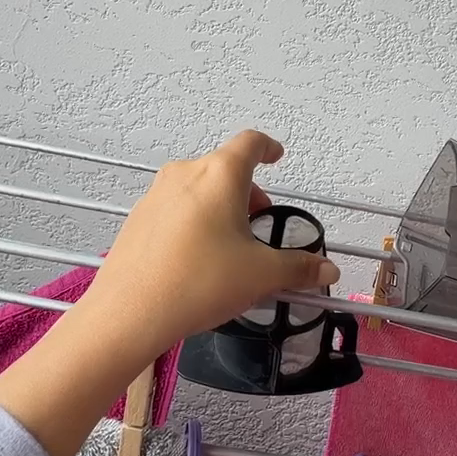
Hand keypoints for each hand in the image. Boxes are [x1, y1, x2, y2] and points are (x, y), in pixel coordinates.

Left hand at [83, 129, 340, 355]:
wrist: (129, 312)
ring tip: (230, 248)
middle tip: (260, 226)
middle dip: (248, 193)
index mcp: (220, 174)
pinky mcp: (137, 218)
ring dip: (220, 207)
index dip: (268, 147)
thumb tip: (328, 270)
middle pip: (225, 169)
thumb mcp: (261, 275)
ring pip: (198, 189)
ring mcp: (156, 194)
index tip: (276, 156)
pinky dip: (195, 221)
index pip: (250, 143)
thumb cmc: (201, 281)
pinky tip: (198, 260)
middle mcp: (185, 173)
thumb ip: (298, 268)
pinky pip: (176, 208)